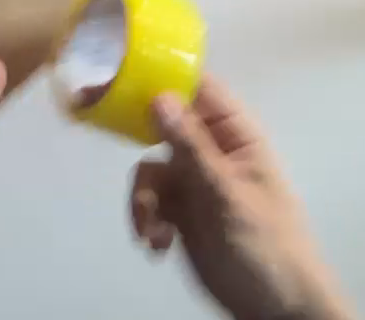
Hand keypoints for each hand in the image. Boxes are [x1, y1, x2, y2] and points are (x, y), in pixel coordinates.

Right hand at [130, 77, 350, 319]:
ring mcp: (193, 176)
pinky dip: (146, 216)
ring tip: (152, 229)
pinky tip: (157, 243)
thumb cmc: (266, 246)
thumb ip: (191, 146)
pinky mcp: (180, 207)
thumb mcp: (226, 194)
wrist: (276, 314)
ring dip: (144, 196)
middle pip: (162, 119)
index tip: (120, 69)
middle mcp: (210, 146)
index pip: (196, 85)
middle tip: (88, 111)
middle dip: (131, 127)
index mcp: (233, 133)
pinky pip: (149, 196)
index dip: (161, 73)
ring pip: (149, 164)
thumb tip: (158, 95)